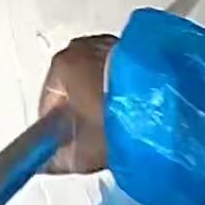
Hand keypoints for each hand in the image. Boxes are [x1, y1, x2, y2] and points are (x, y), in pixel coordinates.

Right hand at [38, 34, 116, 172]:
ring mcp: (104, 42)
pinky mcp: (125, 43)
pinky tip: (124, 102)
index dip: (58, 128)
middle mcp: (80, 46)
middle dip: (78, 108)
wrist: (158, 97)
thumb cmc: (116, 117)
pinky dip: (113, 81)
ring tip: (112, 117)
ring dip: (96, 93)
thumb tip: (46, 162)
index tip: (70, 142)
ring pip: (90, 75)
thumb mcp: (80, 152)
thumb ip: (54, 160)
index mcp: (61, 64)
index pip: (47, 103)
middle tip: (93, 132)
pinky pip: (110, 66)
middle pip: (69, 86)